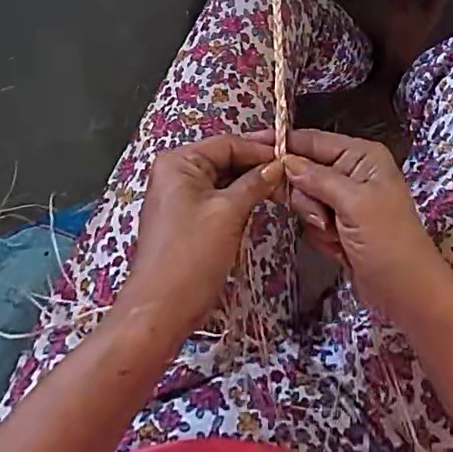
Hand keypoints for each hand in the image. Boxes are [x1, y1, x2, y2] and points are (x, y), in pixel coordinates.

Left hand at [119, 135, 284, 338]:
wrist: (161, 308)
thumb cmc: (191, 256)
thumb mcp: (227, 213)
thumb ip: (253, 184)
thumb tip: (276, 166)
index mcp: (177, 161)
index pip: (225, 143)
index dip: (258, 148)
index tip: (289, 153)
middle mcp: (174, 172)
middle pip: (223, 159)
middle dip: (256, 165)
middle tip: (291, 170)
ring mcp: (178, 196)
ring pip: (221, 180)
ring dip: (249, 183)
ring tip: (283, 184)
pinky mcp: (185, 218)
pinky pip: (216, 199)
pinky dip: (238, 199)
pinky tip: (261, 202)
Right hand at [283, 129, 452, 320]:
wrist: (412, 301)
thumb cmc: (389, 244)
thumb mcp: (354, 204)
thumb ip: (316, 178)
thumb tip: (284, 160)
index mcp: (361, 156)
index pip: (310, 140)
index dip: (281, 143)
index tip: (250, 145)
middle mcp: (351, 171)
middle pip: (302, 168)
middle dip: (306, 196)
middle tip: (321, 218)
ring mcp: (344, 199)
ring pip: (303, 196)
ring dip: (313, 218)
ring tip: (335, 236)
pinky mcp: (338, 223)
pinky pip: (309, 218)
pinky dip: (319, 234)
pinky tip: (339, 248)